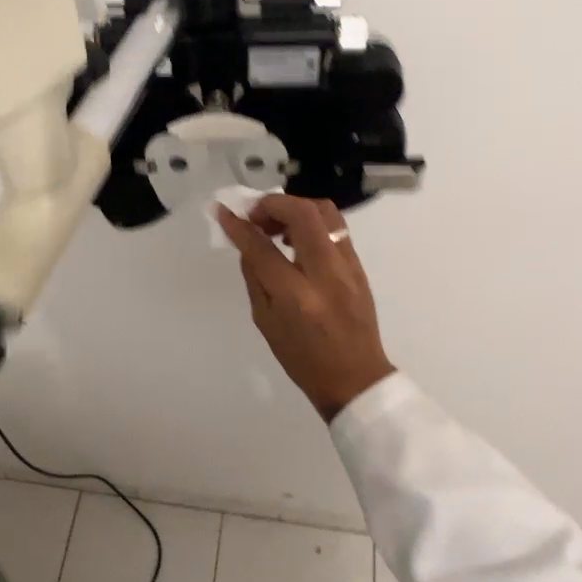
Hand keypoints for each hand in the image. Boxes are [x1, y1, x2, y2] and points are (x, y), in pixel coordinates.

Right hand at [216, 194, 396, 421]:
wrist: (354, 377)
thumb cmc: (302, 358)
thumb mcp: (265, 321)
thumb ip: (255, 276)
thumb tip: (247, 242)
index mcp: (296, 295)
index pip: (262, 246)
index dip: (239, 225)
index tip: (223, 211)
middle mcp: (325, 273)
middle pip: (302, 213)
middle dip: (272, 205)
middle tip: (254, 217)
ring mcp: (347, 266)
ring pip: (325, 212)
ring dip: (294, 209)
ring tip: (276, 226)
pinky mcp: (358, 266)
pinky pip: (335, 227)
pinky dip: (311, 222)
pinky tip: (296, 238)